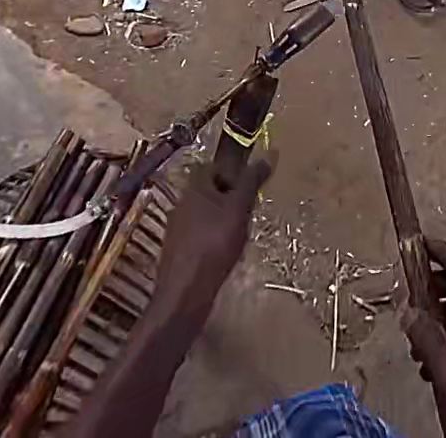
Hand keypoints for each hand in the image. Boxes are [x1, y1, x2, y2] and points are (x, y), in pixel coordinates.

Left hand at [154, 158, 271, 314]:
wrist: (185, 291)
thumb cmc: (214, 243)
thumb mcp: (239, 209)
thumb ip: (252, 182)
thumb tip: (268, 153)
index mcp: (194, 187)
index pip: (213, 167)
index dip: (232, 174)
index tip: (249, 189)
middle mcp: (182, 202)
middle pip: (208, 191)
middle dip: (229, 199)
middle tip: (247, 213)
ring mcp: (176, 227)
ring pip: (203, 214)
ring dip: (221, 220)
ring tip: (238, 236)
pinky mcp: (177, 250)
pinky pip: (198, 235)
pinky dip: (212, 239)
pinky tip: (223, 256)